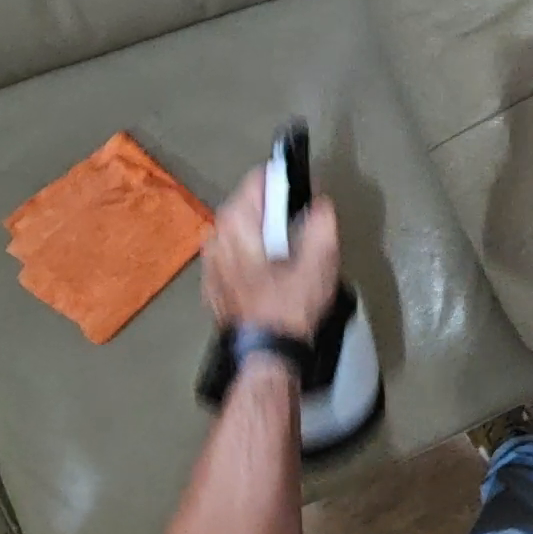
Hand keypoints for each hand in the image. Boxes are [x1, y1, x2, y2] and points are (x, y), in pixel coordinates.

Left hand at [200, 167, 340, 338]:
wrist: (266, 354)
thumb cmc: (292, 303)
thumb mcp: (322, 258)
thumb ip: (323, 220)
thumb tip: (320, 201)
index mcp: (238, 224)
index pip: (259, 179)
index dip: (287, 179)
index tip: (307, 191)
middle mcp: (216, 237)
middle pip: (248, 203)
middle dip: (275, 205)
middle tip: (304, 221)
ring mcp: (209, 262)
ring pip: (239, 228)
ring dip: (263, 228)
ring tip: (290, 246)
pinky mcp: (211, 283)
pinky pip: (233, 251)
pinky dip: (251, 250)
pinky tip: (272, 269)